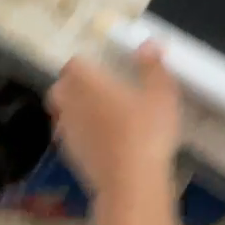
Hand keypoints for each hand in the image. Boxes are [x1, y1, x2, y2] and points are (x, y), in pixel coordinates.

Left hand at [48, 45, 181, 196]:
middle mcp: (69, 101)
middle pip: (63, 86)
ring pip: (64, 113)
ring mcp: (66, 129)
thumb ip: (153, 68)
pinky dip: (83, 136)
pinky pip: (71, 137)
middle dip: (77, 87)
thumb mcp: (161, 96)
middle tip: (102, 93)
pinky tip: (104, 144)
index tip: (108, 71)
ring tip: (103, 119)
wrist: (129, 180)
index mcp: (87, 80)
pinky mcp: (70, 154)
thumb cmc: (146, 132)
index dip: (90, 64)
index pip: (76, 62)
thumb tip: (149, 43)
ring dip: (77, 112)